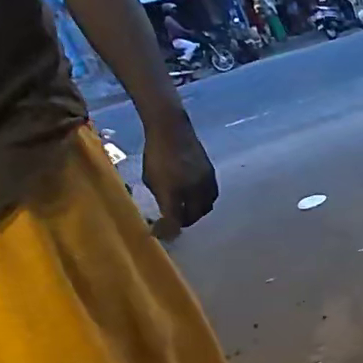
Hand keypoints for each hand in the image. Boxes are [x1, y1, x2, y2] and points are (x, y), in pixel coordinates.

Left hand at [144, 116, 218, 238]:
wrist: (172, 129)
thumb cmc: (155, 153)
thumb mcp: (150, 179)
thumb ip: (161, 199)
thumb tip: (166, 214)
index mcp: (173, 190)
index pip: (174, 220)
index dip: (167, 231)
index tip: (159, 233)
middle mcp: (193, 189)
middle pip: (193, 216)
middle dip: (182, 222)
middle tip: (172, 222)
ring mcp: (205, 181)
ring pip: (205, 207)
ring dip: (195, 213)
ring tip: (185, 210)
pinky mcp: (212, 175)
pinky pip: (211, 196)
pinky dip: (203, 201)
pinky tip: (194, 198)